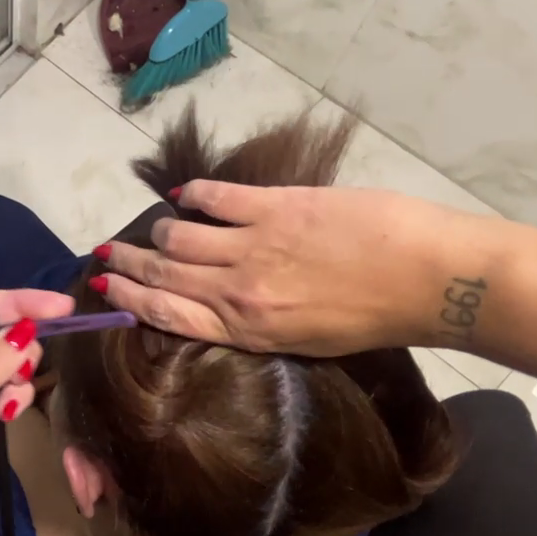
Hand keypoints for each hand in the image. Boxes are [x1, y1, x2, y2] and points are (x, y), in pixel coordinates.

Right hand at [96, 182, 490, 355]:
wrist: (431, 280)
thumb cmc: (371, 319)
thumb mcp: (300, 341)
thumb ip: (251, 323)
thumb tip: (215, 300)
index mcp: (244, 329)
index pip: (164, 312)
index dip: (126, 297)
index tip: (104, 284)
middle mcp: (236, 291)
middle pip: (161, 274)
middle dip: (127, 263)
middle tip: (106, 253)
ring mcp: (253, 246)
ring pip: (178, 236)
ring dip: (159, 232)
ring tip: (155, 229)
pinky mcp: (276, 207)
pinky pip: (215, 197)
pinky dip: (193, 195)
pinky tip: (184, 194)